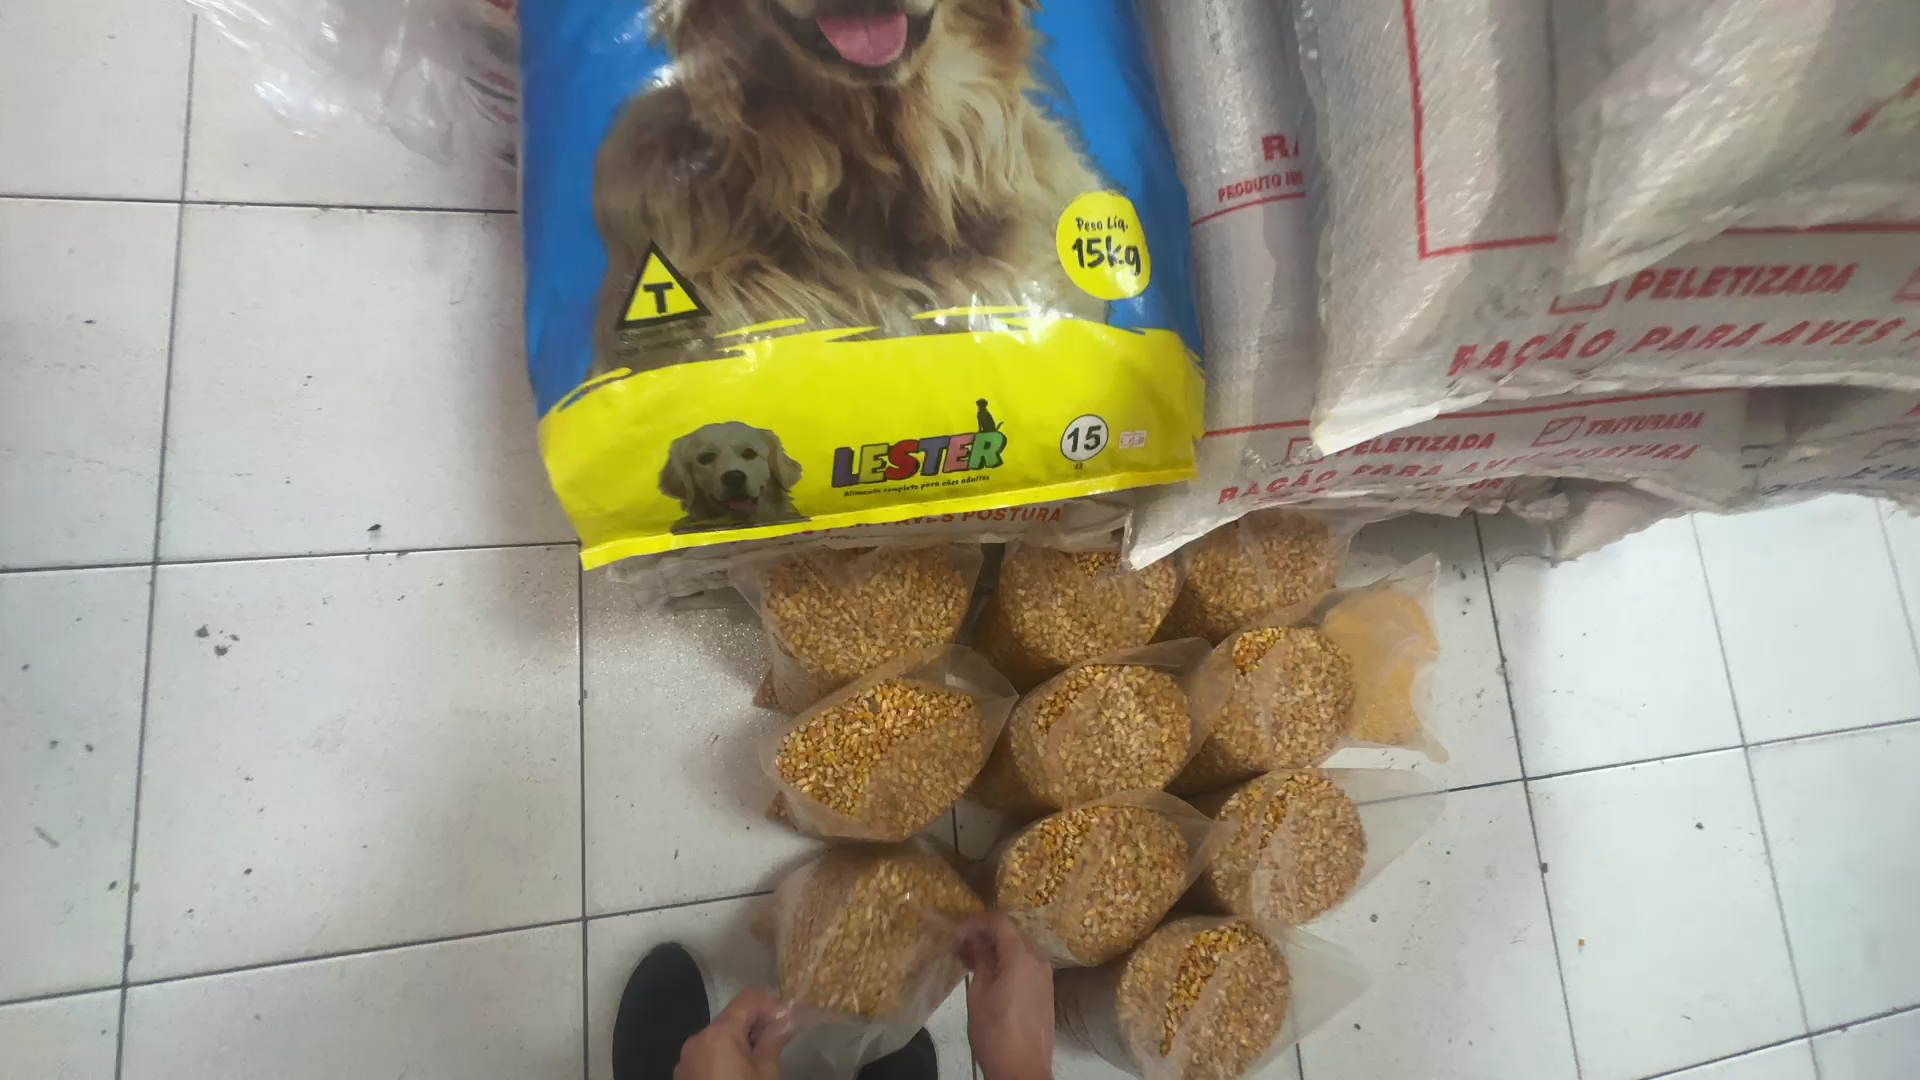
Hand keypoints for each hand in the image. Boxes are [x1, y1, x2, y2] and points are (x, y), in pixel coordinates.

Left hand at [674, 988, 792, 1079]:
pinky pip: (706, 1056)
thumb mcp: (766, 1072)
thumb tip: (785, 1021)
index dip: (771, 1005)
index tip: (785, 1023)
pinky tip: (735, 1077)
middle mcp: (697, 1039)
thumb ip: (775, 1039)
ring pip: (718, 1038)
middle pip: (732, 1018)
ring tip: (755, 1063)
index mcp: (719, 1032)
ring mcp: (685, 1060)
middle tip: (775, 1043)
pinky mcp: (682, 1078)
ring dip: (739, 1043)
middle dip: (755, 1026)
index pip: (749, 999)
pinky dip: (723, 1058)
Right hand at [959, 914, 1054, 1079]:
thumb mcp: (979, 994)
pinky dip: (1009, 961)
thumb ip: (981, 959)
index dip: (977, 921)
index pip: (1000, 922)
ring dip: (997, 948)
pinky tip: (991, 973)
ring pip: (1019, 947)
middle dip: (986, 934)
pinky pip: (1026, 963)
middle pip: (1011, 932)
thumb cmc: (996, 1034)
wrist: (1023, 1072)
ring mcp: (1045, 974)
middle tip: (962, 944)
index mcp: (1021, 957)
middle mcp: (1038, 959)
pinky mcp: (1046, 988)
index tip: (958, 931)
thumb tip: (976, 938)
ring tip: (972, 959)